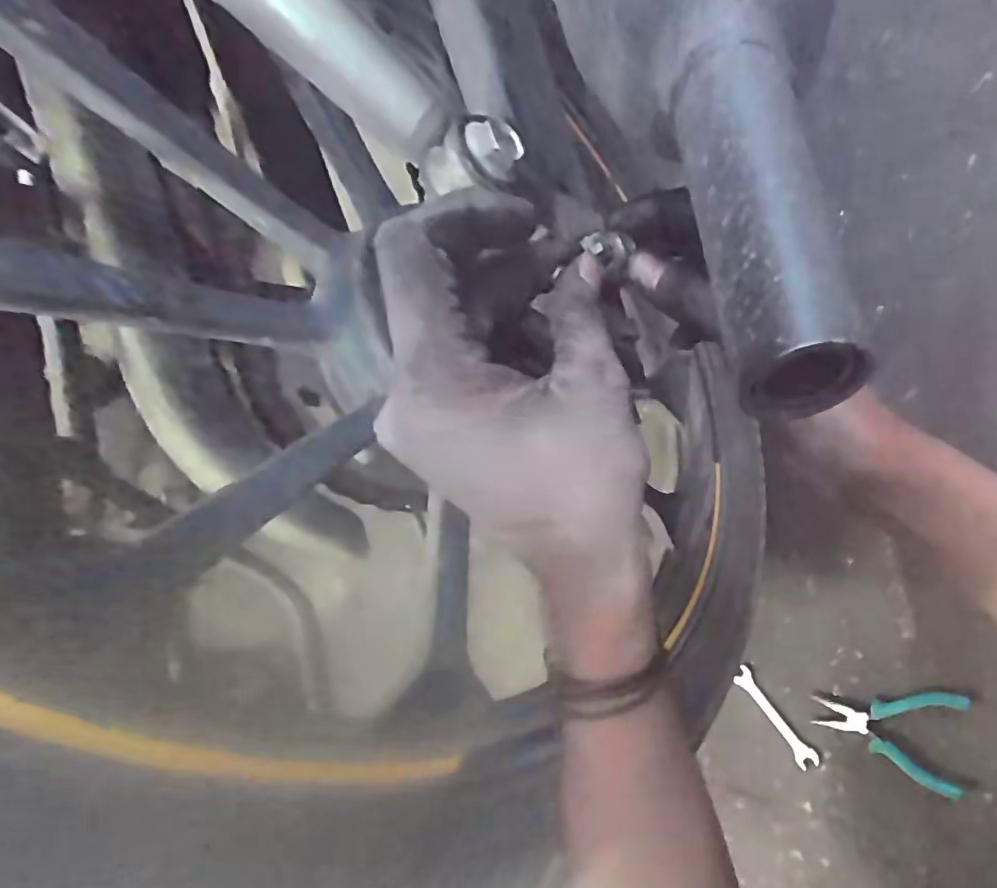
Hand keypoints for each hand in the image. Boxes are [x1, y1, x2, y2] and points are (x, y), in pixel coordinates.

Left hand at [372, 191, 648, 583]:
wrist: (582, 563)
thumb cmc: (590, 483)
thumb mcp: (594, 387)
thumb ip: (579, 310)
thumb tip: (584, 262)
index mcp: (430, 378)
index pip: (410, 256)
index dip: (466, 217)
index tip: (528, 217)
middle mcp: (402, 393)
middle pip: (431, 292)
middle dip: (500, 266)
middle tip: (565, 259)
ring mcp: (416, 416)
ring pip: (448, 327)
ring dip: (509, 304)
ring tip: (574, 302)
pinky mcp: (439, 431)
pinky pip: (458, 363)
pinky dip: (502, 341)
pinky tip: (554, 338)